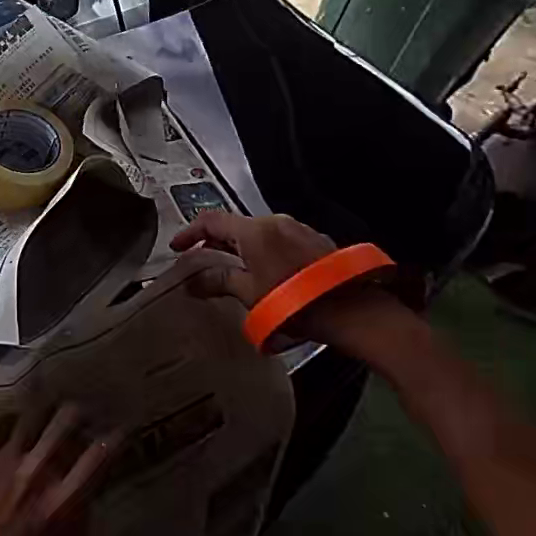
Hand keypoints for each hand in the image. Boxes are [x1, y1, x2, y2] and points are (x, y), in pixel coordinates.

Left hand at [0, 406, 110, 535]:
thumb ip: (80, 522)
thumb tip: (83, 498)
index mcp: (64, 501)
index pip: (98, 455)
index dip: (115, 437)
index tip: (123, 426)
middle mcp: (36, 472)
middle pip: (62, 422)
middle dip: (79, 411)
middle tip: (89, 406)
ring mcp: (6, 463)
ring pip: (31, 419)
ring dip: (47, 413)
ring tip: (56, 404)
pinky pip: (9, 437)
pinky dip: (23, 431)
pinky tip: (26, 430)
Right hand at [169, 211, 399, 349]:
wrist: (357, 314)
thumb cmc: (295, 302)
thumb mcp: (249, 293)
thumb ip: (217, 281)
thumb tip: (191, 283)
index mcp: (254, 230)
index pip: (210, 221)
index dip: (189, 233)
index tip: (178, 248)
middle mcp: (277, 222)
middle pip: (235, 225)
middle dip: (215, 241)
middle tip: (202, 259)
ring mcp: (301, 230)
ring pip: (259, 233)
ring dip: (241, 246)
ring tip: (233, 267)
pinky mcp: (319, 242)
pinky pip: (281, 240)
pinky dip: (265, 251)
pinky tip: (267, 271)